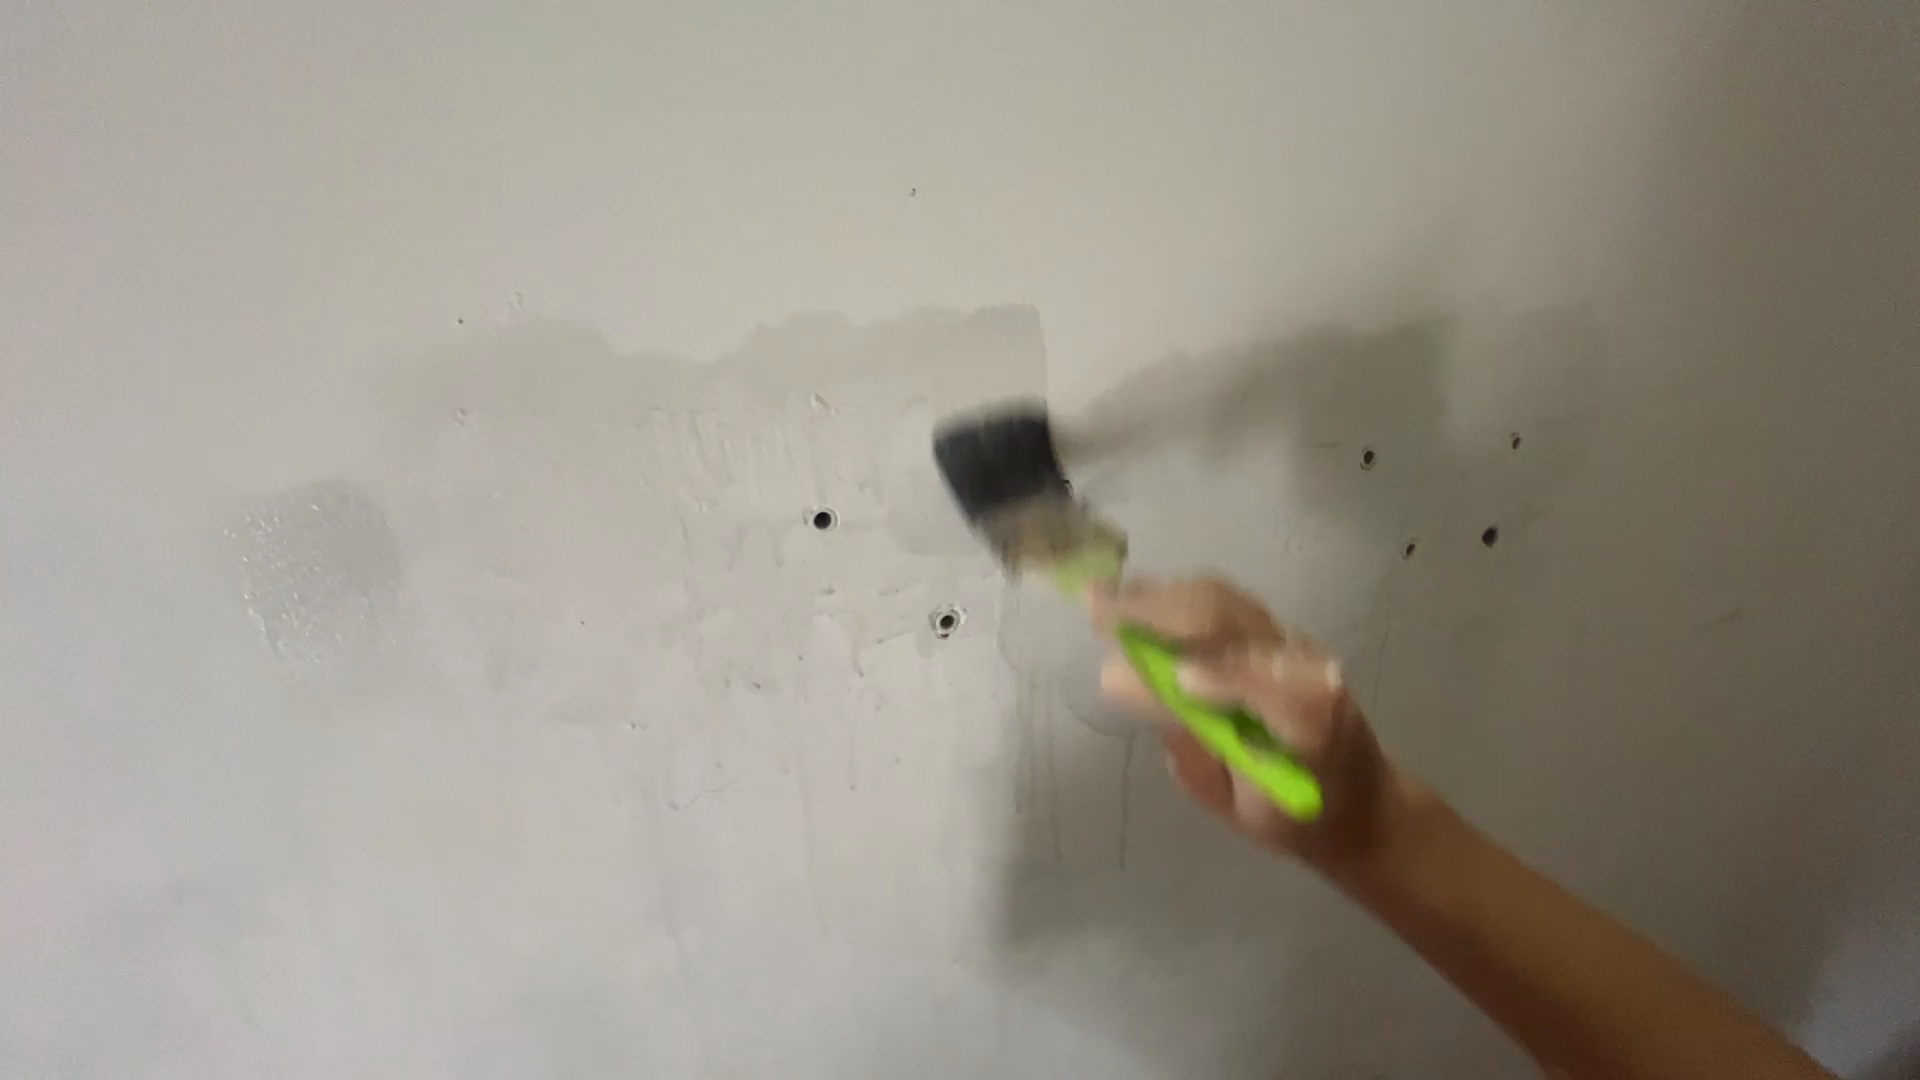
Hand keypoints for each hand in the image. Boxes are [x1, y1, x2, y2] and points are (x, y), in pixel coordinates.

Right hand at [1090, 576, 1425, 872]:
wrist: (1363, 803)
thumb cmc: (1296, 815)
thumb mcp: (1245, 810)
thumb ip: (1194, 756)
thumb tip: (1123, 687)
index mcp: (1312, 728)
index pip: (1269, 687)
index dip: (1223, 677)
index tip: (1173, 677)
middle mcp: (1310, 671)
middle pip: (1235, 624)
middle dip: (1163, 614)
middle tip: (1099, 613)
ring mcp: (1295, 645)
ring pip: (1223, 601)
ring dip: (1158, 597)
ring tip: (1105, 599)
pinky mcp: (1279, 634)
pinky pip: (1221, 603)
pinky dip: (1171, 598)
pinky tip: (1134, 600)